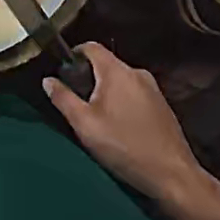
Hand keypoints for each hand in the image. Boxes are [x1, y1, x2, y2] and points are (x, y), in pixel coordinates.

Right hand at [43, 42, 212, 205]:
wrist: (171, 173)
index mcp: (117, 71)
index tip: (63, 71)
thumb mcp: (85, 125)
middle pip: (106, 65)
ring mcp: (153, 88)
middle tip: (78, 104)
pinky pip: (135, 94)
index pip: (91, 46)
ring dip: (106, 94)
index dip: (74, 54)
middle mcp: (137, 73)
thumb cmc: (125, 147)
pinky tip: (120, 128)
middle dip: (89, 79)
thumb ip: (63, 99)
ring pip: (121, 81)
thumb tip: (48, 80)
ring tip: (98, 120)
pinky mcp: (161, 105)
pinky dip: (123, 103)